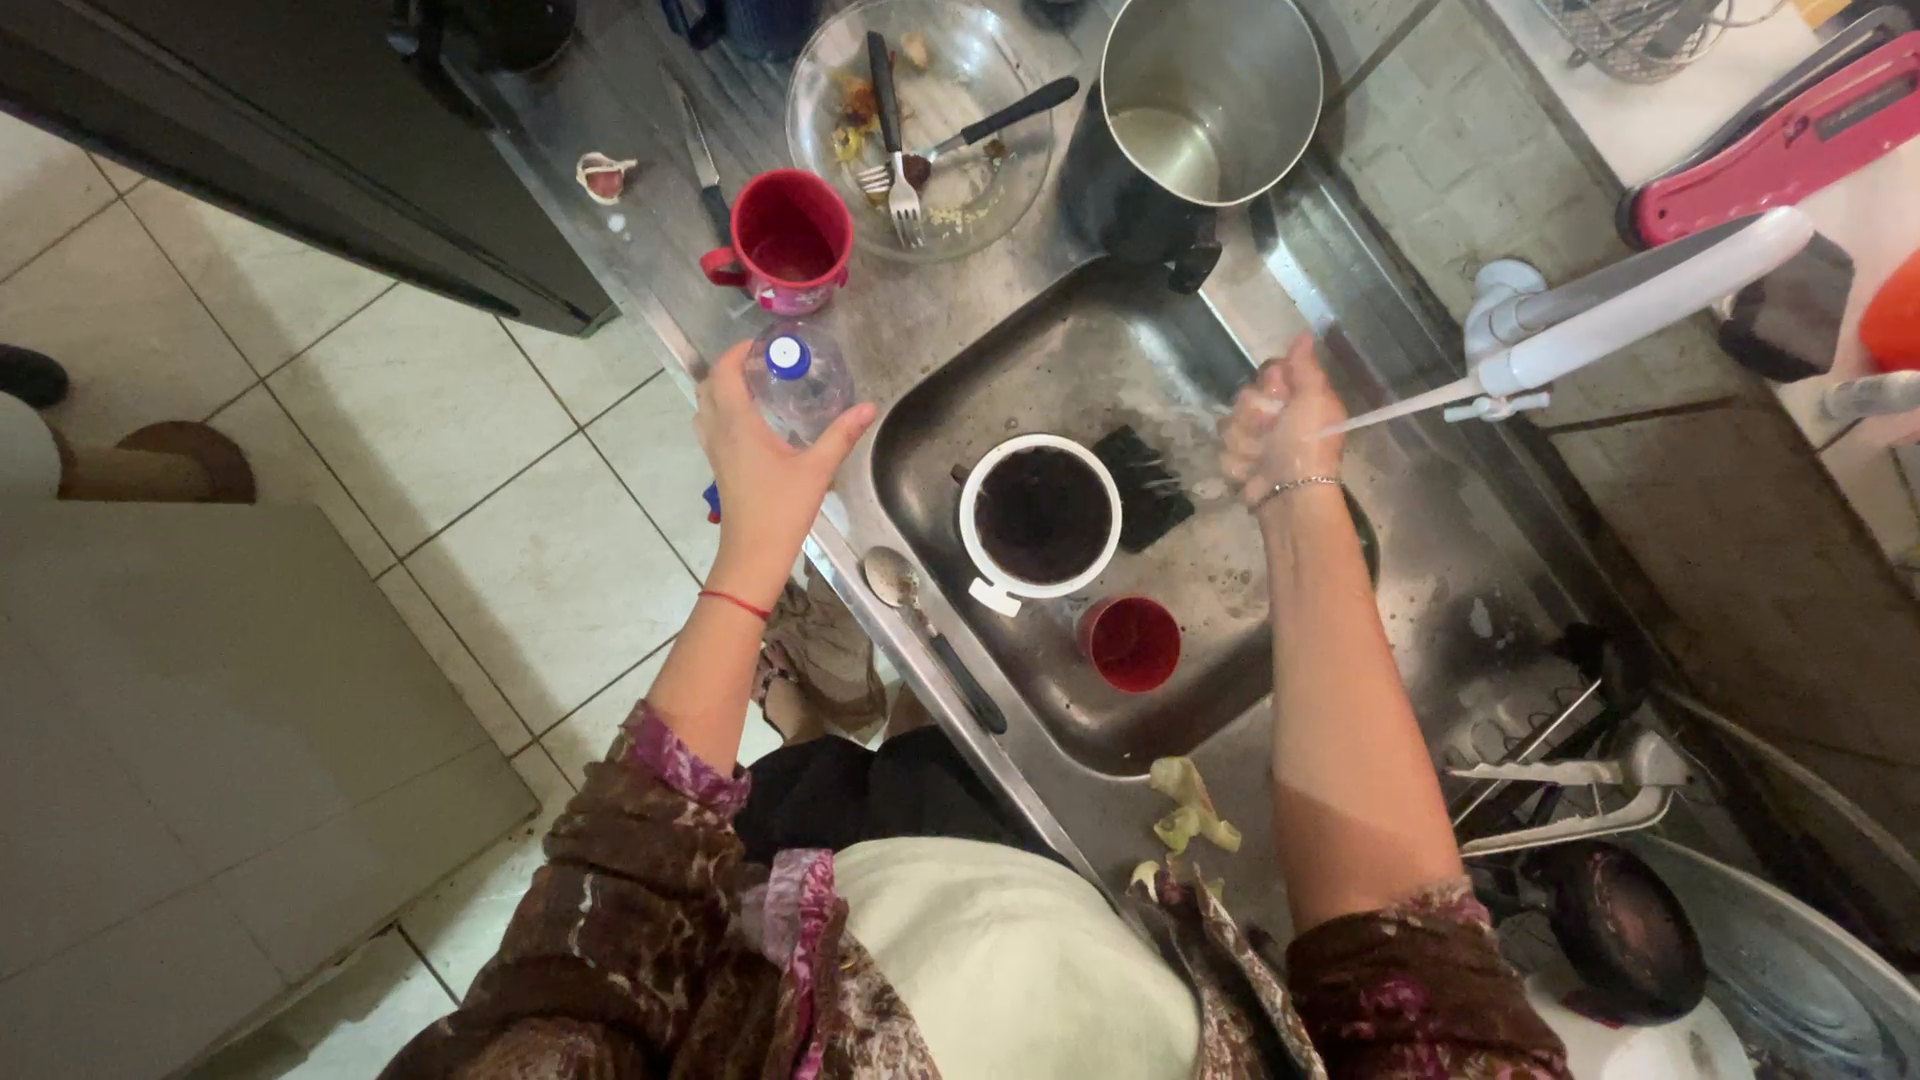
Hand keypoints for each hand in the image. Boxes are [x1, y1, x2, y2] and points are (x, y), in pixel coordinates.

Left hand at [694, 340, 877, 608]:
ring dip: (721, 388)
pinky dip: (722, 410)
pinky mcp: (717, 466)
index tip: (761, 344)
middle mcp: (718, 431)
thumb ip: (842, 434)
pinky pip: (709, 424)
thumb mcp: (818, 469)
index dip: (737, 352)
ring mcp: (713, 450)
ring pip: (704, 406)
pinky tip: (751, 421)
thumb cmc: (782, 509)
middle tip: (761, 363)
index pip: (725, 373)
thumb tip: (869, 407)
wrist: (753, 551)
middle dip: (729, 367)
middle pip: (708, 385)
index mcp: (738, 424)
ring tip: (753, 386)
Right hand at [1217, 332, 1346, 505]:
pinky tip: (1254, 473)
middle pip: (1244, 397)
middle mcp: (1275, 416)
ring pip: (1228, 425)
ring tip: (1263, 458)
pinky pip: (1223, 453)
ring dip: (1246, 443)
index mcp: (1297, 398)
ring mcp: (1254, 441)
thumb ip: (1306, 368)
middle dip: (1254, 417)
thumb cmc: (1308, 446)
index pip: (1268, 372)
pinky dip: (1240, 464)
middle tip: (1272, 432)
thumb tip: (1305, 334)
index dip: (1270, 383)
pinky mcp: (1238, 462)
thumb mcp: (1314, 401)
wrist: (1290, 495)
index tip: (1279, 394)